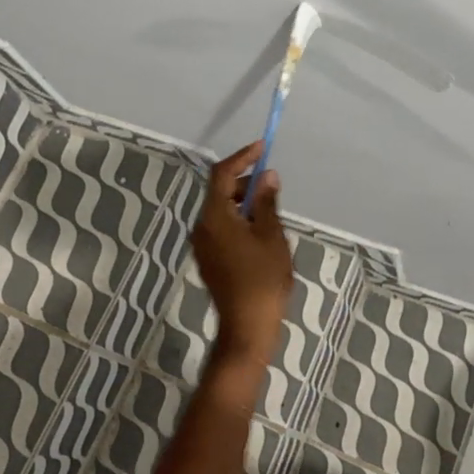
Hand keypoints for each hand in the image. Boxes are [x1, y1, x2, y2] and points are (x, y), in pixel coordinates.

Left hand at [190, 141, 293, 362]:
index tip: (262, 147)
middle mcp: (201, 227)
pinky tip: (260, 234)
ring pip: (221, 212)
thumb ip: (267, 203)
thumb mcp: (271, 236)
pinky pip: (221, 229)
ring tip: (270, 213)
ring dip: (243, 204)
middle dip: (244, 183)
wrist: (247, 326)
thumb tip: (267, 176)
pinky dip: (238, 221)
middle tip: (272, 186)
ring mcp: (202, 245)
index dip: (242, 157)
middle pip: (219, 192)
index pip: (221, 174)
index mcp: (215, 217)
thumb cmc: (263, 279)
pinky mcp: (208, 260)